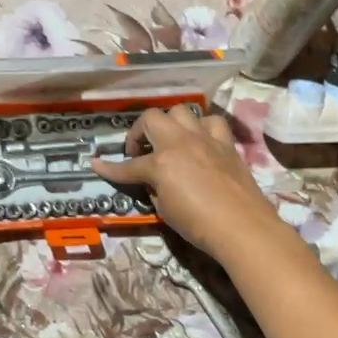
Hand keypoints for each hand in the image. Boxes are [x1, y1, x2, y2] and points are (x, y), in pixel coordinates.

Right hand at [94, 105, 287, 261]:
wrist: (241, 226)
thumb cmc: (197, 224)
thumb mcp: (165, 210)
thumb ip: (155, 189)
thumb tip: (154, 182)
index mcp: (161, 163)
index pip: (128, 166)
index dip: (110, 169)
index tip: (96, 165)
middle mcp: (180, 142)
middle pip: (152, 118)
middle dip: (139, 132)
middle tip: (139, 151)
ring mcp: (205, 139)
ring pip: (181, 111)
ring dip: (170, 124)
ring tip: (169, 142)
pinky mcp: (225, 143)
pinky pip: (211, 122)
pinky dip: (202, 128)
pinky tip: (200, 142)